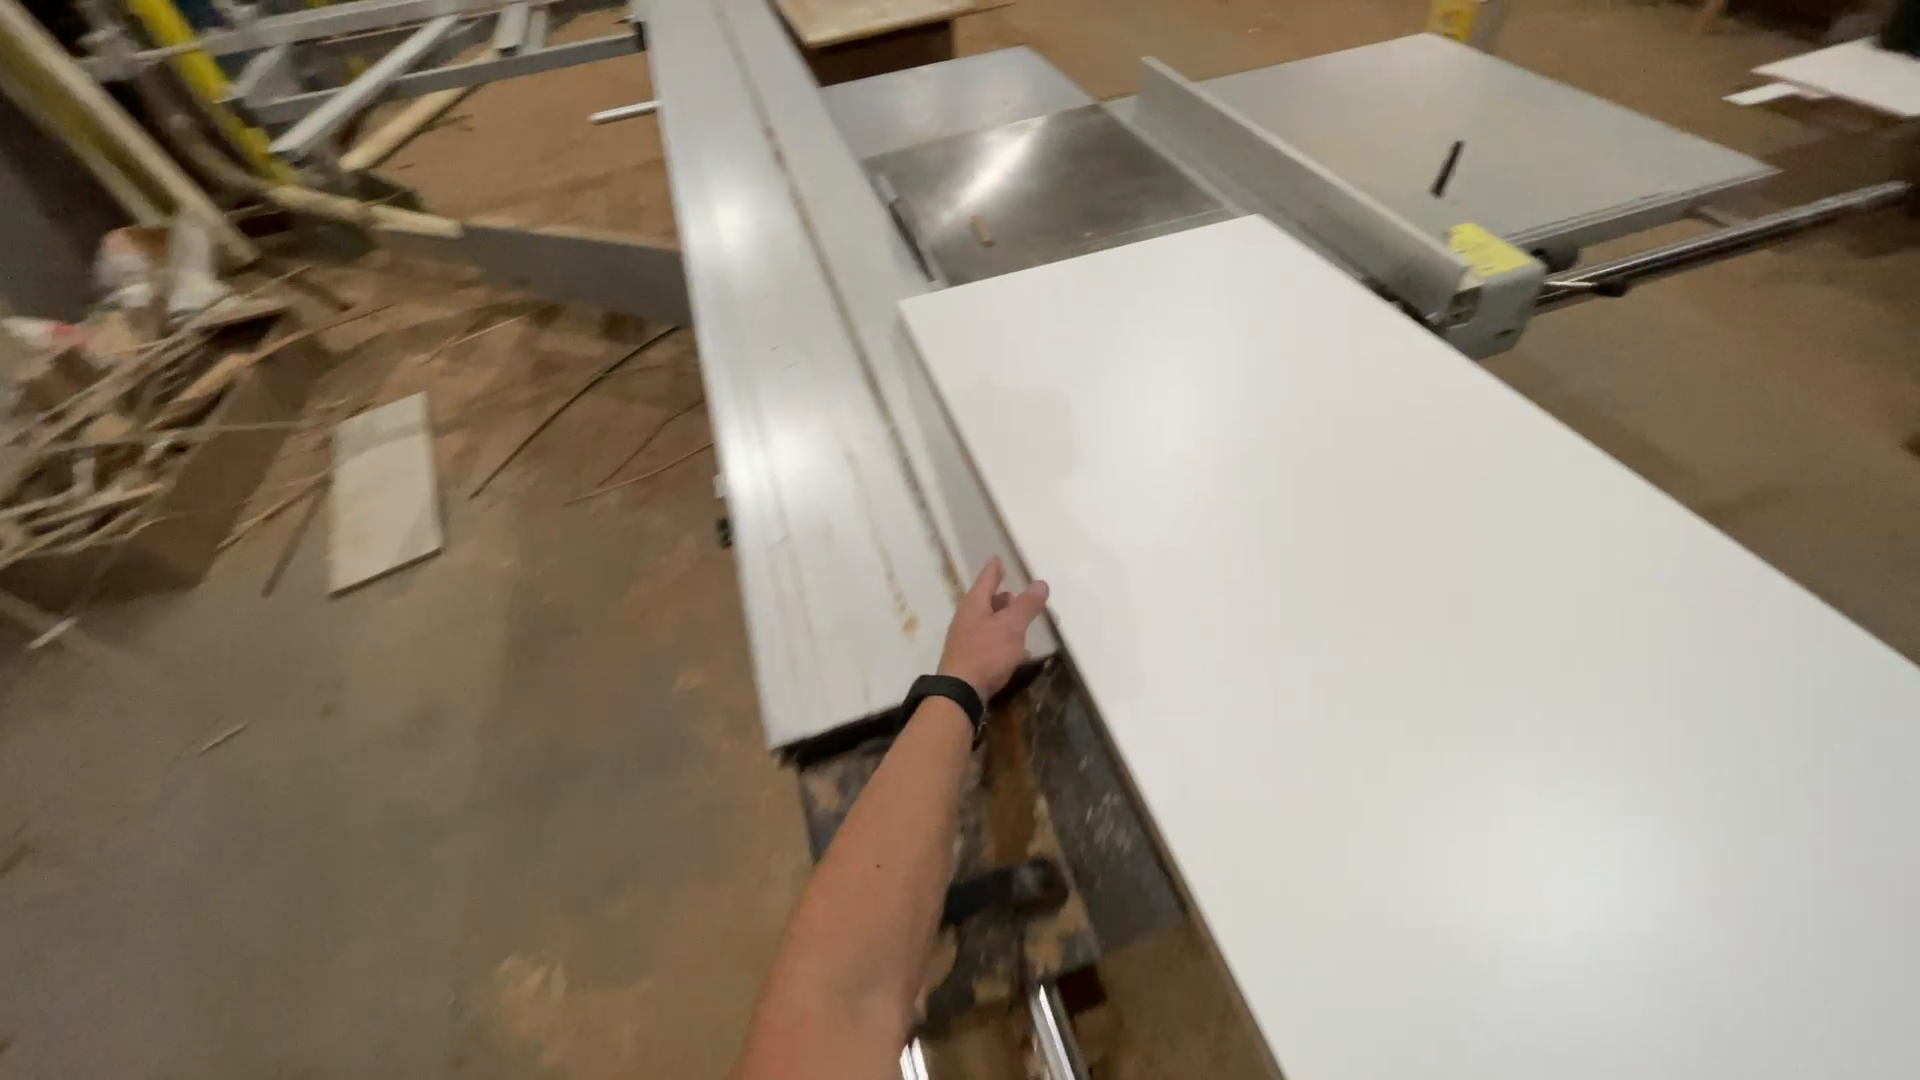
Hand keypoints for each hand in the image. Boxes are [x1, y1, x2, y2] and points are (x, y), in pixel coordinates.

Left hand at [938, 557, 1049, 701]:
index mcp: (974, 605)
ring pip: (985, 620)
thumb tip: (1040, 583)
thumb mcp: (1011, 626)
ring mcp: (965, 639)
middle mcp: (966, 619)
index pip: (986, 580)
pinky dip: (1000, 636)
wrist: (960, 692)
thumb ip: (1026, 606)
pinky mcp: (969, 658)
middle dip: (999, 595)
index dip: (994, 569)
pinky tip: (1011, 646)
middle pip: (984, 600)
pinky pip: (987, 639)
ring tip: (1016, 617)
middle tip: (1013, 590)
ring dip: (1000, 616)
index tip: (997, 558)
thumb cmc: (986, 653)